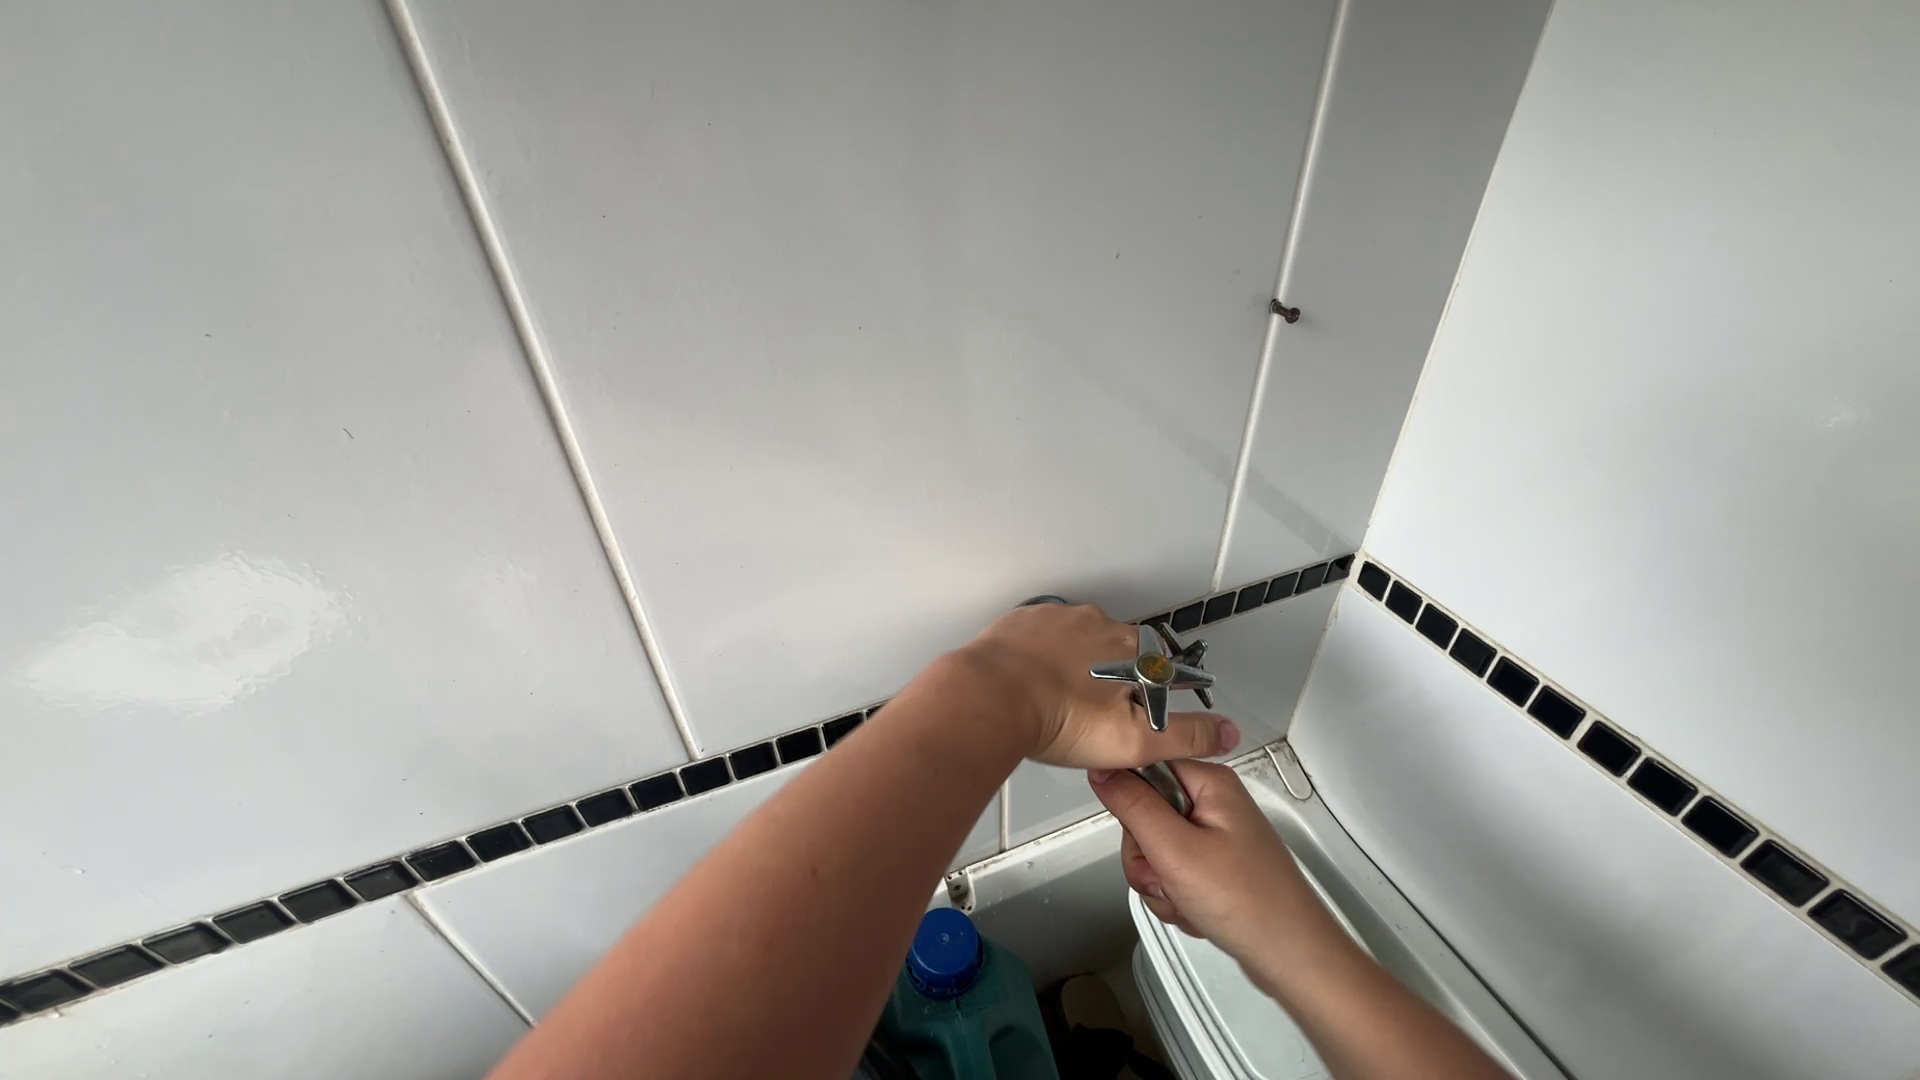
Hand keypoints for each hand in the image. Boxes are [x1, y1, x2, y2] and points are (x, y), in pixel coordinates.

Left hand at [954, 601, 1236, 767]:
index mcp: (1129, 648)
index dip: (1155, 687)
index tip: (1142, 704)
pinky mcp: (1022, 620)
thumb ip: (1186, 736)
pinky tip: (1033, 676)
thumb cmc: (1059, 720)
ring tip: (1062, 695)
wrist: (990, 699)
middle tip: (1095, 708)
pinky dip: (1042, 651)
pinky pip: (1041, 632)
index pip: (1160, 662)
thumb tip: (1228, 734)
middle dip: (1113, 674)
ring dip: (1076, 659)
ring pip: (1078, 638)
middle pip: (1117, 648)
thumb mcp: (1136, 740)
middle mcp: (1097, 623)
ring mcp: (1056, 617)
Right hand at [1089, 761, 1345, 969]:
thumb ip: (1132, 805)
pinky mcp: (1214, 863)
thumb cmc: (1250, 904)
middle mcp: (1212, 802)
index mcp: (1209, 781)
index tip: (1139, 833)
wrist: (1294, 960)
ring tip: (1185, 899)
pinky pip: (1171, 871)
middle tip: (1167, 876)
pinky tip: (1194, 910)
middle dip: (1146, 855)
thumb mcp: (1175, 850)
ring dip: (1159, 881)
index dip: (1130, 801)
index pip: (1143, 766)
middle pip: (1144, 812)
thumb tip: (1102, 770)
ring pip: (1154, 848)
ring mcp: (1214, 835)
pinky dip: (1174, 895)